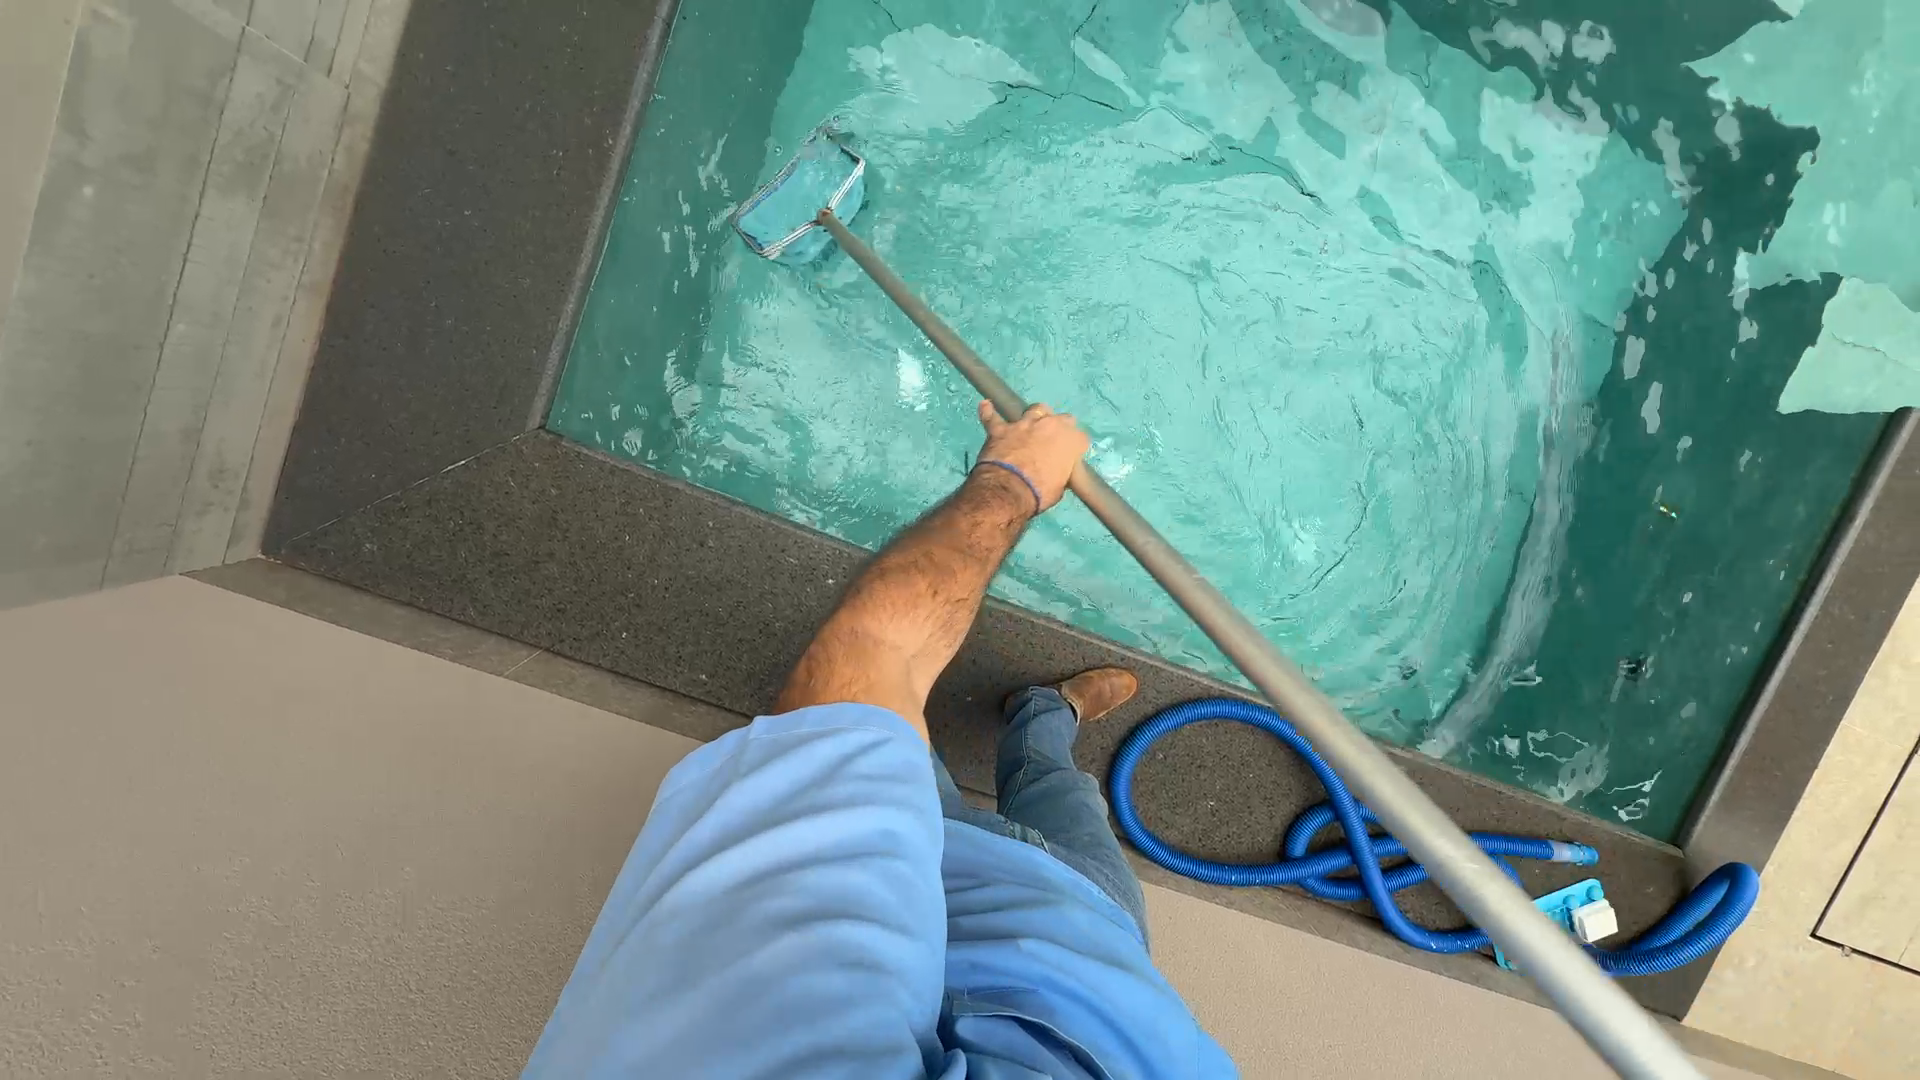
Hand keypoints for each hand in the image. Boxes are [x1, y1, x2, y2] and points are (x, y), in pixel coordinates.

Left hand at [974, 400, 1089, 512]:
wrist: (1009, 490)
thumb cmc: (1040, 493)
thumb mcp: (1059, 488)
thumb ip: (1059, 472)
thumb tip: (1054, 472)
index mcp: (1071, 441)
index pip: (1080, 438)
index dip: (1074, 447)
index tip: (1069, 456)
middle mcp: (1051, 425)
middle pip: (1061, 418)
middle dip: (1058, 428)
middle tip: (1052, 441)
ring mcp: (1024, 423)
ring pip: (1035, 409)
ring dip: (1034, 416)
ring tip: (1031, 424)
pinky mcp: (1001, 428)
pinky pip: (992, 416)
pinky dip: (989, 412)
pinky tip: (985, 406)